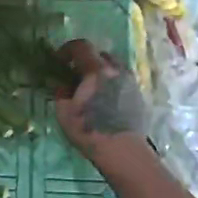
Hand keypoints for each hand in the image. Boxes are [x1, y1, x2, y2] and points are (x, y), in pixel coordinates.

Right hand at [54, 39, 153, 177]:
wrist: (122, 150)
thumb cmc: (89, 130)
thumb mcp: (64, 113)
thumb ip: (61, 93)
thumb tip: (61, 84)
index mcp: (97, 70)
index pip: (82, 46)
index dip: (67, 49)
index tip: (59, 60)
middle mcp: (117, 70)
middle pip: (101, 55)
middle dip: (86, 60)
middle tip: (76, 75)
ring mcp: (131, 82)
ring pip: (114, 68)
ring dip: (101, 73)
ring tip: (91, 89)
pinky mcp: (138, 96)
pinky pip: (122, 81)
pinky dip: (111, 84)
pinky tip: (105, 101)